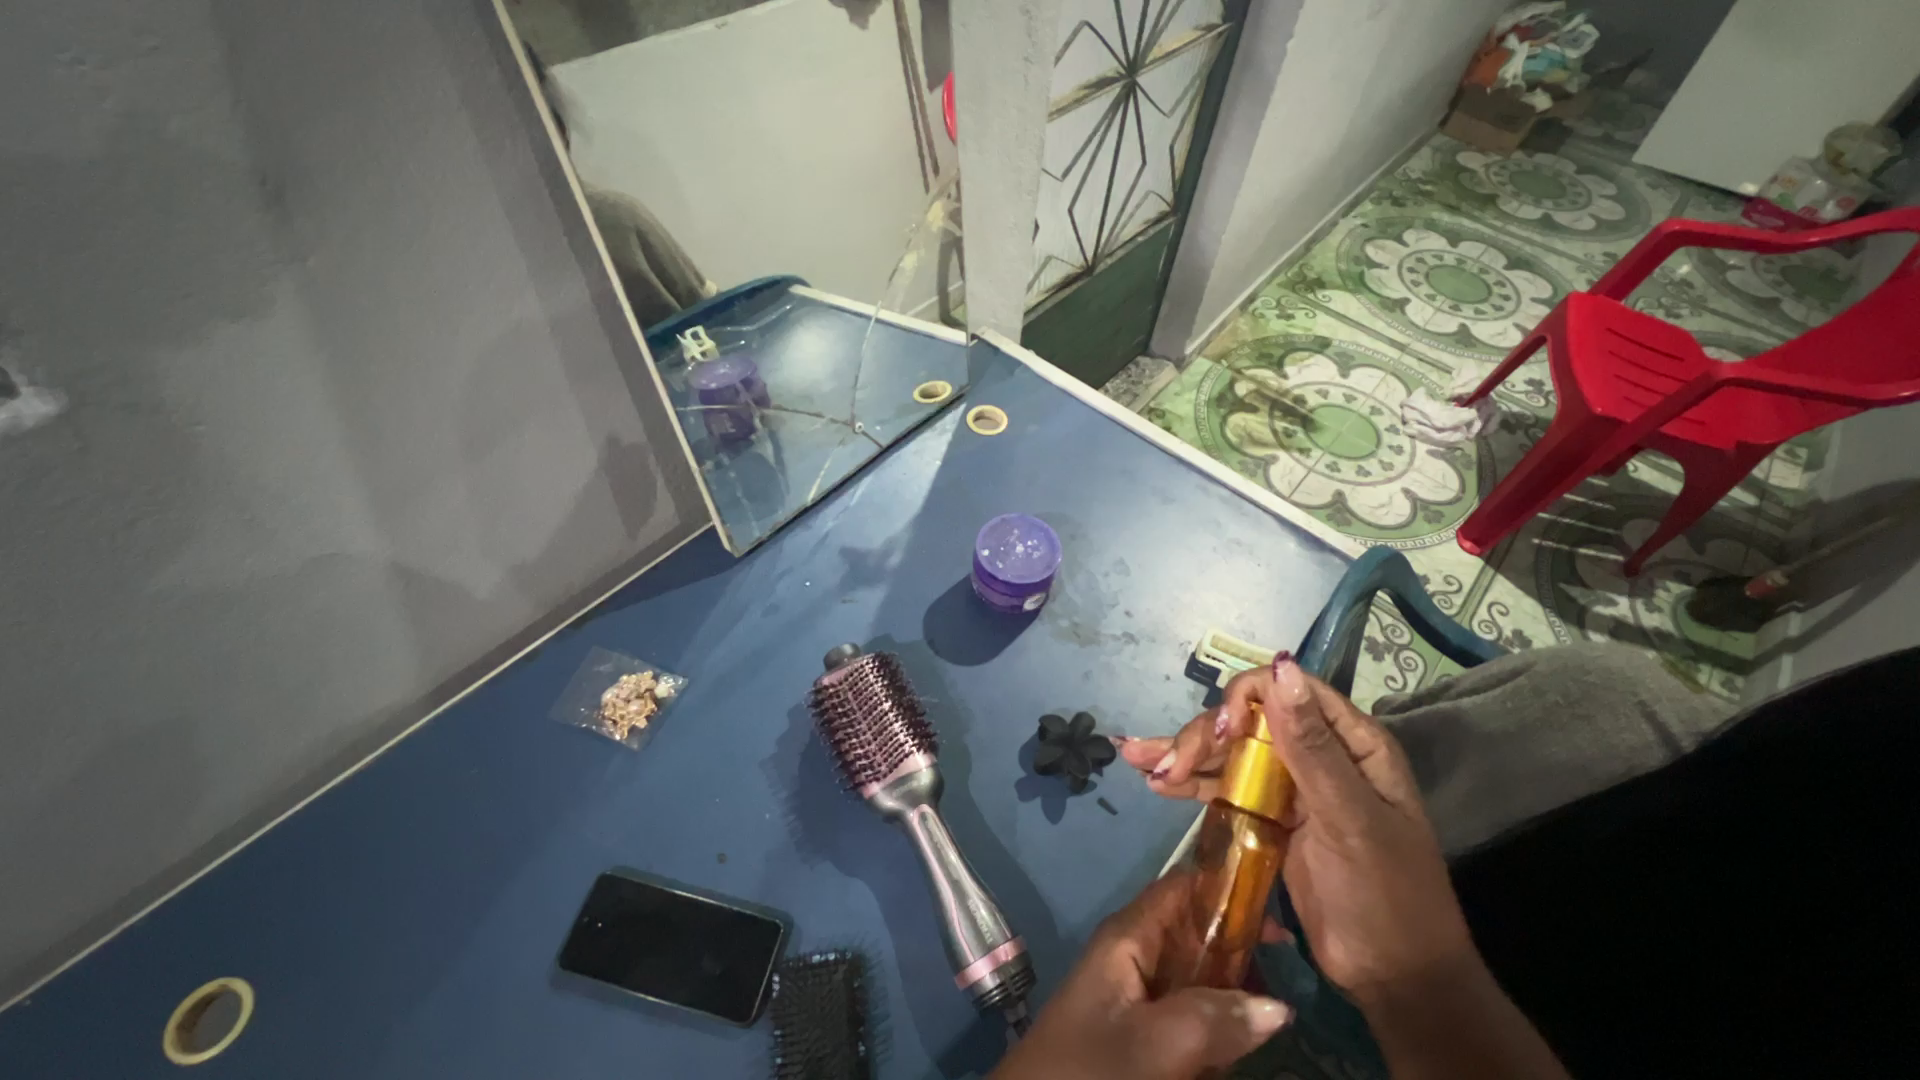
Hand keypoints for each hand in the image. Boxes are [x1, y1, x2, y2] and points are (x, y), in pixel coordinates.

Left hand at [990, 874, 1292, 1079]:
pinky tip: (1241, 1040)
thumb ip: (1215, 1020)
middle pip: (1197, 931)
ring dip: (1234, 989)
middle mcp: (1134, 955)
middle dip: (1241, 943)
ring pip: (1199, 976)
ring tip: (1277, 1000)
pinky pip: (1191, 1014)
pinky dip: (1217, 1022)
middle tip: (1288, 964)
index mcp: (1129, 936)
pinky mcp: (1141, 1031)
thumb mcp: (1154, 1045)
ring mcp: (1137, 994)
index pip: (1184, 886)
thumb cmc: (1089, 1068)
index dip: (1229, 885)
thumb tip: (1279, 1005)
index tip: (1280, 903)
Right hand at [1118, 658, 1474, 1001]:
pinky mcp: (1268, 818)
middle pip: (1250, 721)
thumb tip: (1281, 669)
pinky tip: (1154, 781)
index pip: (1290, 691)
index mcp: (1352, 742)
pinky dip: (1190, 783)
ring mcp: (1290, 787)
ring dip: (1185, 754)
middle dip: (1206, 736)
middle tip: (1170, 766)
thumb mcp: (1350, 819)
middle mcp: (1319, 754)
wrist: (1394, 978)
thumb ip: (1311, 747)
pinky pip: (1224, 788)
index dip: (1247, 699)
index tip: (1222, 735)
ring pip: (1230, 753)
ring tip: (1139, 762)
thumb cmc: (1387, 896)